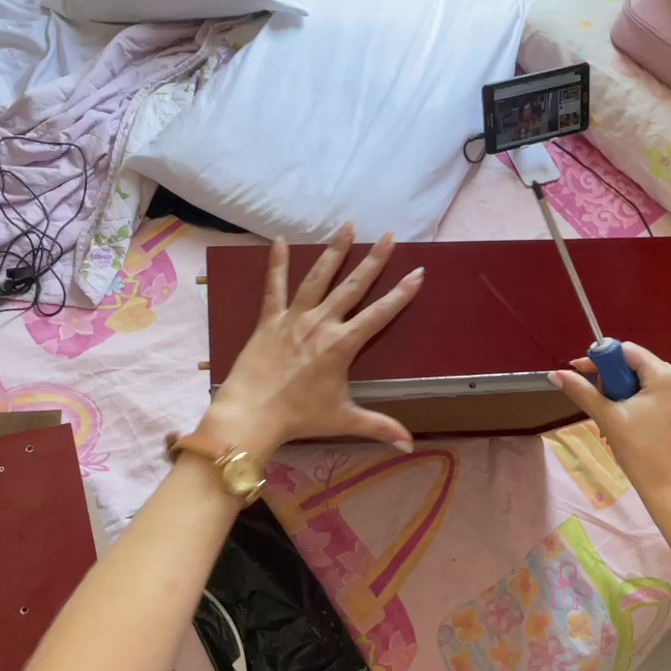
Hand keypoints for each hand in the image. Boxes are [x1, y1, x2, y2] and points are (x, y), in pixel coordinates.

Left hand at [201, 225, 423, 459]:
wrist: (251, 415)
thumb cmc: (299, 418)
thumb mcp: (343, 420)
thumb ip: (379, 426)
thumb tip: (410, 444)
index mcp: (342, 345)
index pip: (380, 314)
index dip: (401, 293)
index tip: (418, 271)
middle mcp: (321, 323)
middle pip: (353, 286)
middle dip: (373, 260)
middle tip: (388, 236)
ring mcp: (293, 318)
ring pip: (318, 277)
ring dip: (334, 251)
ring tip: (347, 227)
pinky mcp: (269, 319)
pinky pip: (274, 286)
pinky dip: (276, 263)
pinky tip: (279, 241)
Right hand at [550, 342, 670, 501]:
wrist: (670, 489)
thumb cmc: (640, 451)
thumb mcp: (607, 417)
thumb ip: (582, 392)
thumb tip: (556, 375)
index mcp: (664, 376)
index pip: (626, 350)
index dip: (600, 358)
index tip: (579, 372)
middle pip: (635, 364)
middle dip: (611, 379)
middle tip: (598, 400)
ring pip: (643, 380)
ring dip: (621, 392)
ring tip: (610, 416)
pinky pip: (654, 394)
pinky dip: (636, 401)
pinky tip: (627, 422)